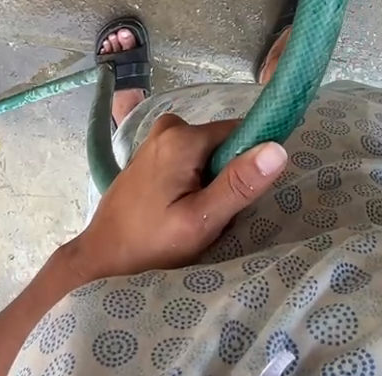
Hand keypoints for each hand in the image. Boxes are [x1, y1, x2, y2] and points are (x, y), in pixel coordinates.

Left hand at [63, 115, 287, 281]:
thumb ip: (239, 184)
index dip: (248, 164)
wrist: (103, 255)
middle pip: (222, 145)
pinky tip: (180, 209)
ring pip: (207, 154)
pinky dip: (194, 182)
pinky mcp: (153, 151)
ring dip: (210, 183)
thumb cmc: (150, 243)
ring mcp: (159, 137)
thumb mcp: (201, 220)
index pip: (239, 133)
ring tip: (195, 215)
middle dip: (226, 177)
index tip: (241, 197)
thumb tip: (278, 148)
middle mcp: (171, 126)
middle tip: (214, 215)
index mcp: (183, 136)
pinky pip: (190, 159)